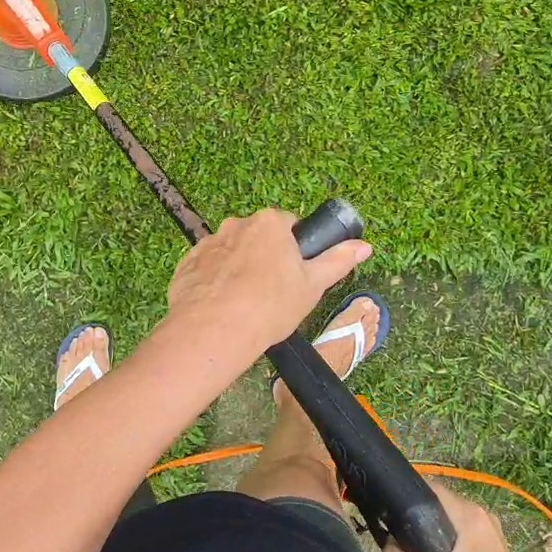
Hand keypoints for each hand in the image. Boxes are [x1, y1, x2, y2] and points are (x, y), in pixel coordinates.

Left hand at [162, 209, 370, 357]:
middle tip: (274, 291)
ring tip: (246, 303)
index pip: (288, 225)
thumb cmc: (271, 305)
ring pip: (232, 253)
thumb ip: (338, 261)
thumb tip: (364, 246)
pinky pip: (208, 268)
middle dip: (265, 258)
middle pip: (257, 237)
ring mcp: (208, 242)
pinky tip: (222, 306)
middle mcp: (235, 224)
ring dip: (239, 269)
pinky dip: (216, 282)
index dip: (294, 249)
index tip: (295, 273)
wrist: (215, 328)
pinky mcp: (187, 263)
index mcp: (269, 223)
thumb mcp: (313, 285)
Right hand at [379, 482, 551, 551]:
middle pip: (435, 509)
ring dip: (429, 544)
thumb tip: (385, 547)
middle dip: (414, 526)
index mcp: (470, 515)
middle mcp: (483, 519)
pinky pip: (459, 544)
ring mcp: (492, 540)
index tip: (383, 515)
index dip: (401, 499)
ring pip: (446, 529)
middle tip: (398, 548)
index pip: (426, 488)